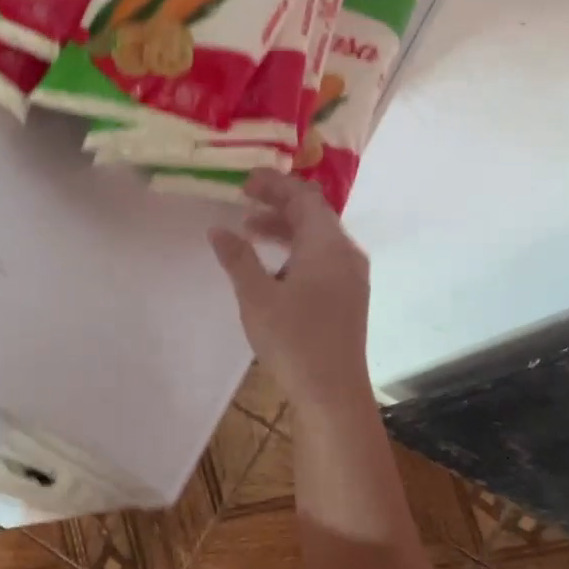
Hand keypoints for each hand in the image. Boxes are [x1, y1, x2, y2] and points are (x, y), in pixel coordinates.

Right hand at [209, 169, 373, 411]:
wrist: (331, 388)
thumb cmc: (293, 340)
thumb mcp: (256, 298)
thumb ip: (238, 260)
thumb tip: (218, 230)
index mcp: (327, 247)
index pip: (304, 199)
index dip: (276, 184)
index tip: (244, 180)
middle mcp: (346, 254)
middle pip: (314, 215)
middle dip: (279, 203)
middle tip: (243, 198)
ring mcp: (350, 276)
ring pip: (318, 237)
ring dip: (284, 228)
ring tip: (249, 230)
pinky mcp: (346, 295)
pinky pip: (321, 257)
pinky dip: (294, 249)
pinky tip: (272, 265)